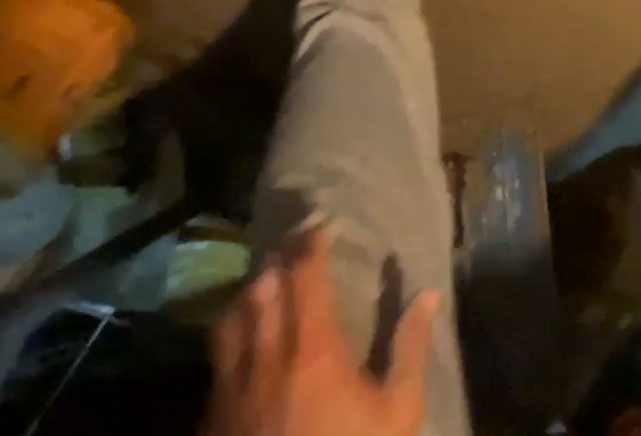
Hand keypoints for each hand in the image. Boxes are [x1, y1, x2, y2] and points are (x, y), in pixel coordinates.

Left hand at [204, 227, 439, 435]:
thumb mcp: (398, 409)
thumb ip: (412, 347)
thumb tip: (429, 294)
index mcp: (313, 350)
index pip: (304, 279)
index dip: (310, 245)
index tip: (320, 224)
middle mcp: (265, 358)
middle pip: (261, 291)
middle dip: (276, 261)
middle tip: (292, 243)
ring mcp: (231, 390)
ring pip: (228, 323)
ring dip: (246, 295)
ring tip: (262, 283)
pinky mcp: (211, 420)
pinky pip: (215, 363)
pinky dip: (229, 337)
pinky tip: (241, 345)